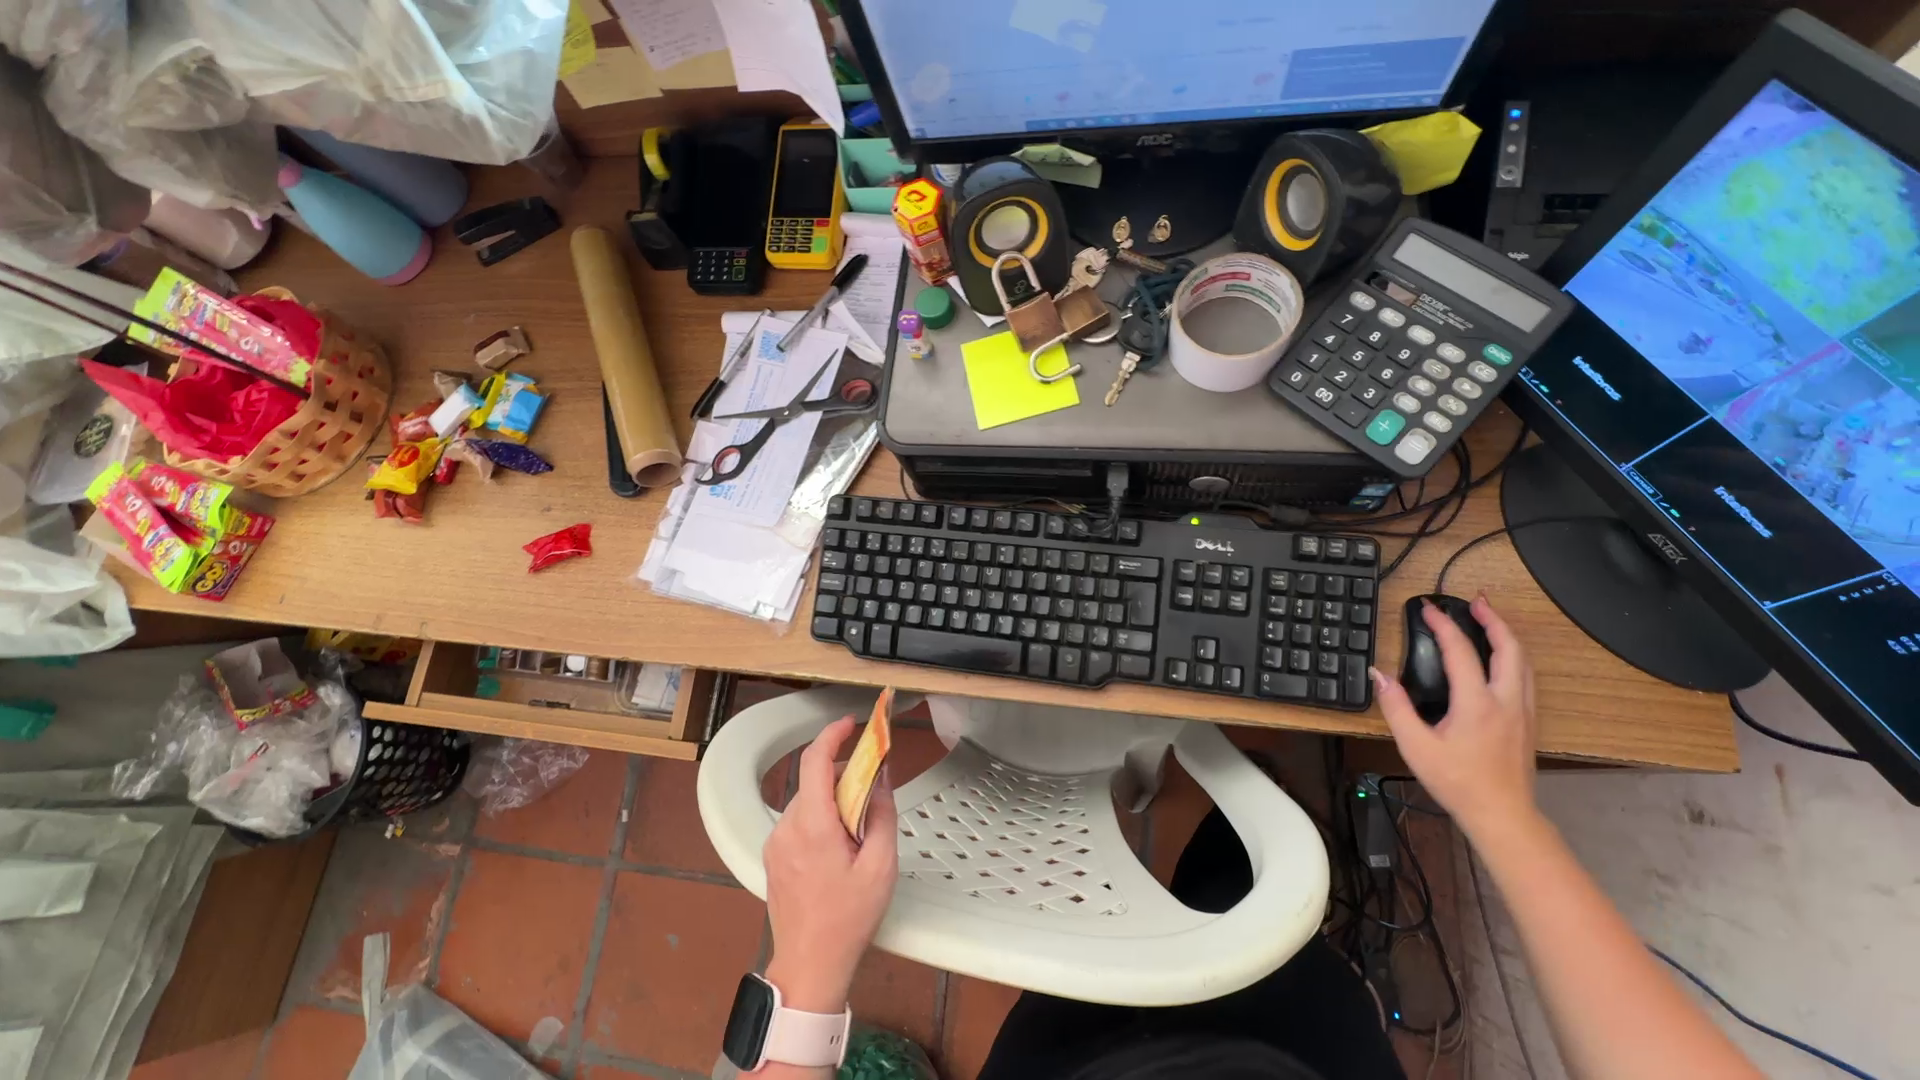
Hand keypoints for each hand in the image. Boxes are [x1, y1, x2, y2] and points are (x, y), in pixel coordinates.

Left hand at [762, 716, 897, 1012]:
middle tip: (873, 791)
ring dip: (832, 800)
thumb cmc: (849, 918)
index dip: (831, 735)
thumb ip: (882, 814)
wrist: (810, 964)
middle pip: (813, 782)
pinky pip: (798, 823)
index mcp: (813, 825)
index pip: (814, 762)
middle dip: (843, 775)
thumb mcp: (881, 866)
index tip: (851, 724)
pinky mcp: (772, 858)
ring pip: (806, 803)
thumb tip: (881, 777)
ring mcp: (775, 843)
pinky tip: (839, 847)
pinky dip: (820, 819)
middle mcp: (787, 828)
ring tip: (859, 830)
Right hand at [1372, 594, 1538, 838]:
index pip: (1460, 651)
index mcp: (1477, 703)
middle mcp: (1506, 700)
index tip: (1428, 608)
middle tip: (1475, 601)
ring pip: (1523, 660)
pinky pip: (1526, 676)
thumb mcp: (1416, 746)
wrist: (1502, 814)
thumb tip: (1379, 675)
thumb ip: (1396, 707)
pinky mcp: (1529, 721)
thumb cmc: (1457, 782)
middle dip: (1492, 619)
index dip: (1442, 625)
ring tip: (1490, 620)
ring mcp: (1523, 710)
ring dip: (1507, 635)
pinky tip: (1502, 658)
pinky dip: (1514, 656)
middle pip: (1508, 647)